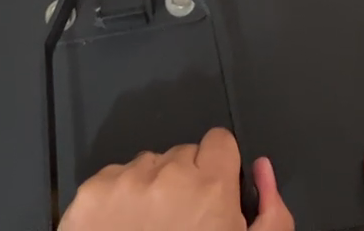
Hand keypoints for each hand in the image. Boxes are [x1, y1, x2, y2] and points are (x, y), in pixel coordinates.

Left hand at [60, 126, 293, 230]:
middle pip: (183, 155)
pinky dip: (118, 200)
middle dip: (184, 183)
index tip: (212, 190)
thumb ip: (270, 215)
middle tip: (181, 225)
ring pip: (148, 165)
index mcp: (211, 190)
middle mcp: (169, 175)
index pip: (220, 142)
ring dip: (152, 190)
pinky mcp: (93, 192)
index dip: (219, 166)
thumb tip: (263, 170)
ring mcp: (127, 181)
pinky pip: (114, 178)